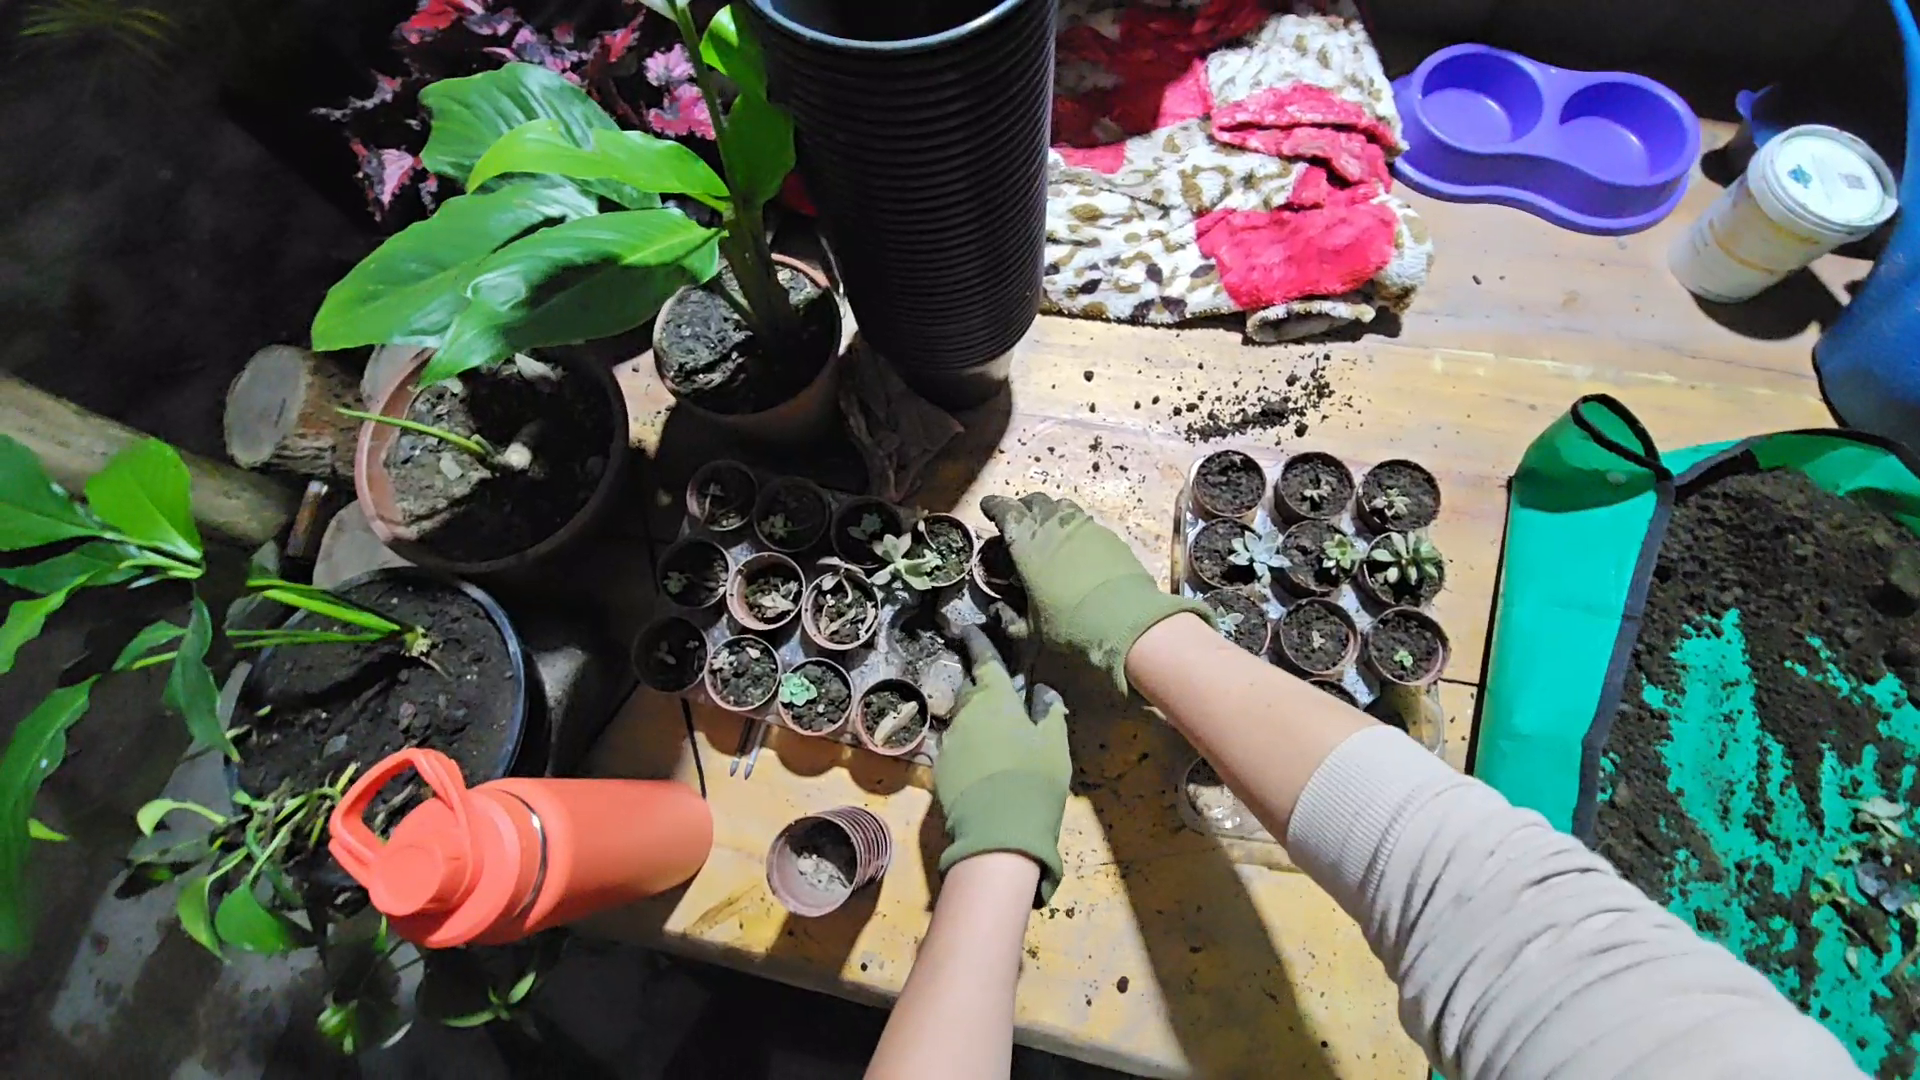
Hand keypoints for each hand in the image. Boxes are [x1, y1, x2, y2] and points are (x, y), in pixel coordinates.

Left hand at [933, 625, 1070, 903]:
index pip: (985, 660)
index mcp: (995, 699)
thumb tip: (1042, 691)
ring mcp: (949, 740)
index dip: (978, 642)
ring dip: (975, 717)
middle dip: (981, 685)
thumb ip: (1048, 712)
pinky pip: (955, 744)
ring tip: (994, 733)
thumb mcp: (1054, 745)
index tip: (969, 628)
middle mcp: (966, 712)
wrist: (997, 833)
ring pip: (962, 717)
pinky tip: (982, 761)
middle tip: (998, 692)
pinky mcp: (940, 767)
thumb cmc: (1033, 780)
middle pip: (971, 688)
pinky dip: (968, 743)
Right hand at [980, 492, 1208, 692]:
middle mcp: (1052, 523)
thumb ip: (1010, 618)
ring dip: (1049, 512)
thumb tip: (997, 611)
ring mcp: (1084, 525)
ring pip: (1060, 505)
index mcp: (1025, 541)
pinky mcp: (1108, 534)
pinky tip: (1075, 546)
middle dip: (1021, 507)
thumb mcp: (1031, 628)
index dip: (993, 506)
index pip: (1004, 509)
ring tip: (1047, 529)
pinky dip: (1073, 527)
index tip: (988, 508)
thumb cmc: (1069, 623)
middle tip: (1017, 521)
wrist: (1125, 620)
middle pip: (1033, 500)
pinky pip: (1084, 521)